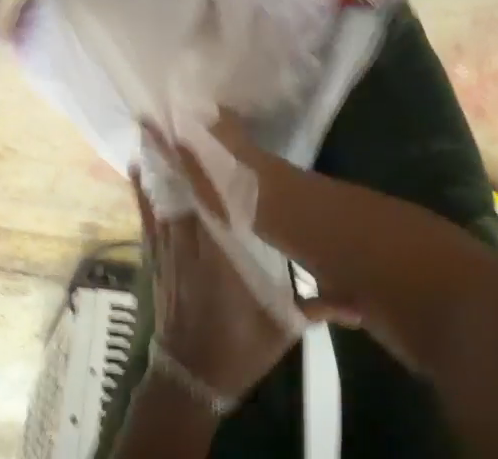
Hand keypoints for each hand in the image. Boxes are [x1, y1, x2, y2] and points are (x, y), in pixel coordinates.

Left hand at [132, 137, 349, 402]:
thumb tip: (362, 303)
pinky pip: (147, 219)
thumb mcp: (284, 329)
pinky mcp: (156, 262)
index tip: (199, 135)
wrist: (189, 382)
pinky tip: (134, 165)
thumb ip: (321, 307)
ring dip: (157, 164)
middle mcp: (195, 246)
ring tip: (149, 126)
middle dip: (176, 154)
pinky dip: (140, 192)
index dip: (205, 169)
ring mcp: (171, 253)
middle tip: (169, 115)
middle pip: (184, 191)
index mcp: (227, 257)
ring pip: (163, 199)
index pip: (216, 203)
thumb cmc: (239, 350)